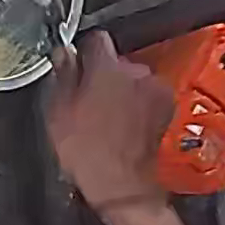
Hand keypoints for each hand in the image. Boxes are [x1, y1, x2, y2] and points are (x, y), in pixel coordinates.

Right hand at [47, 31, 173, 214]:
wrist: (120, 184)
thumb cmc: (84, 150)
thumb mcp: (59, 113)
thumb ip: (63, 76)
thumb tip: (64, 52)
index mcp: (106, 67)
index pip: (96, 40)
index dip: (83, 53)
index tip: (75, 69)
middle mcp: (135, 71)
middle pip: (116, 62)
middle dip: (103, 76)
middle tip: (88, 103)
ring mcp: (155, 89)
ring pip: (133, 80)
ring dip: (122, 91)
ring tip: (107, 118)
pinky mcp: (166, 107)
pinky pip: (146, 96)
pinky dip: (137, 105)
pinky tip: (124, 126)